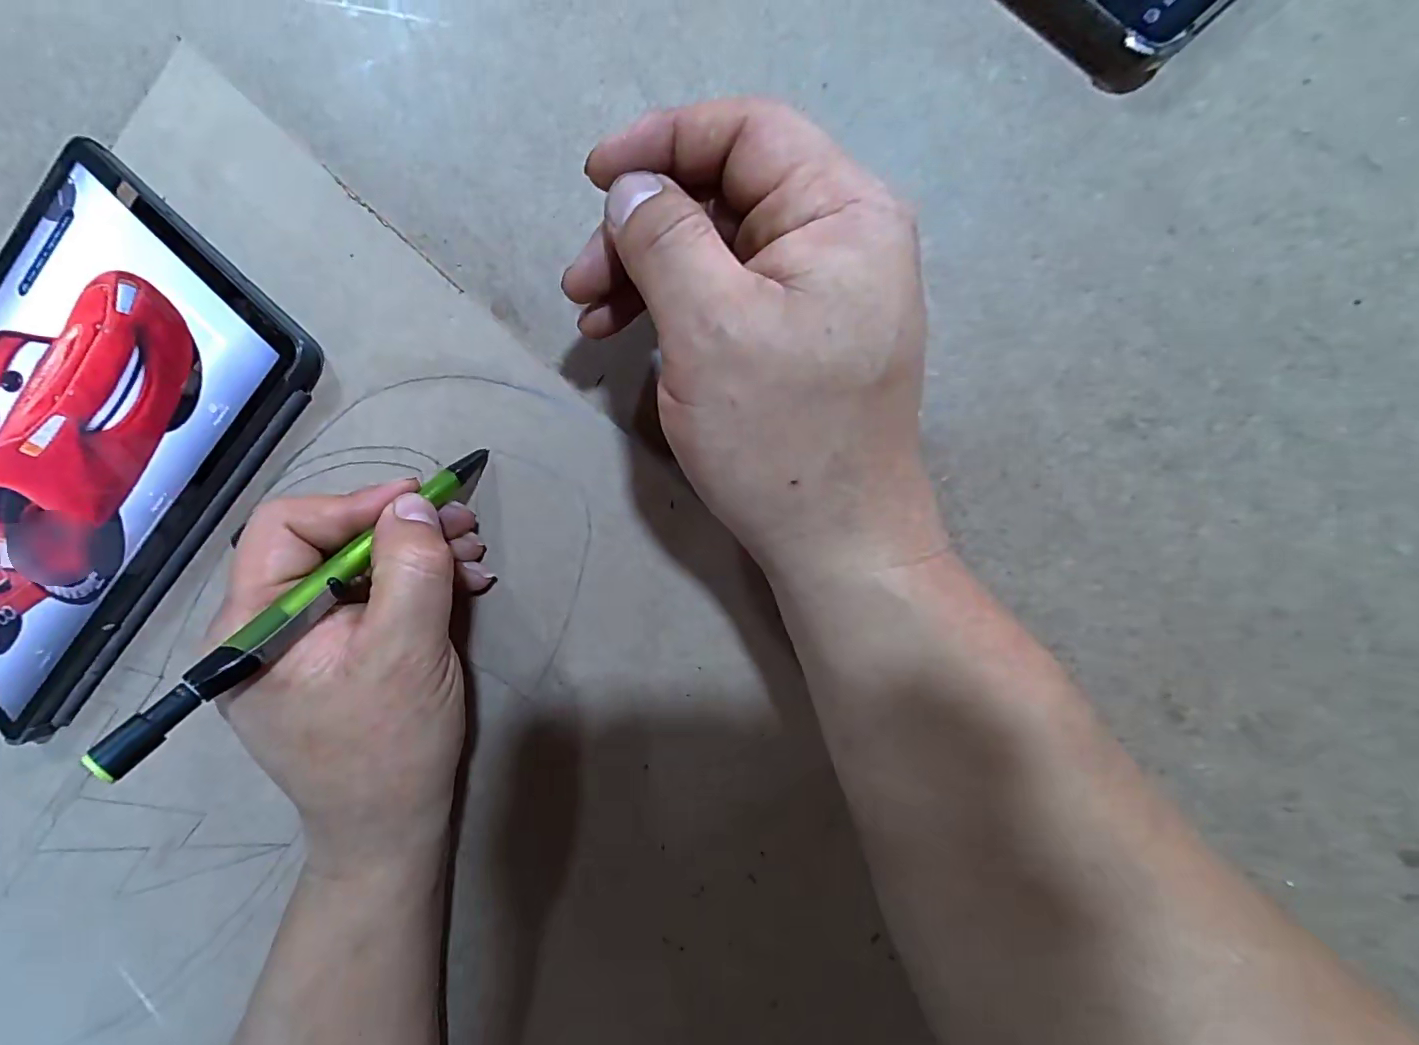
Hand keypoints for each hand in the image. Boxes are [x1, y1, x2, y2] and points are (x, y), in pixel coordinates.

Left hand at [211, 479, 493, 879]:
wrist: (391, 831)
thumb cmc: (391, 750)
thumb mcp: (407, 652)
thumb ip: (411, 569)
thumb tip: (412, 504)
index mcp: (252, 624)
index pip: (286, 526)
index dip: (355, 504)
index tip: (419, 503)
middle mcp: (263, 624)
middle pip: (326, 542)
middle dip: (399, 530)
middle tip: (462, 525)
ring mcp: (298, 639)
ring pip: (355, 566)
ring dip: (417, 553)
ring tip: (472, 553)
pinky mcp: (331, 650)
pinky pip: (368, 596)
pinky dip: (415, 584)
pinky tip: (460, 581)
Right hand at [562, 99, 946, 578]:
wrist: (832, 538)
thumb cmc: (778, 436)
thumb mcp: (709, 328)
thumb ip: (664, 240)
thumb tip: (629, 188)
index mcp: (840, 212)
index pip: (746, 132)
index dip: (662, 140)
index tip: (593, 176)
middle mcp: (836, 237)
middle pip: (721, 193)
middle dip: (640, 228)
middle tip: (578, 281)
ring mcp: (813, 290)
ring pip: (712, 248)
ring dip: (643, 272)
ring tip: (587, 316)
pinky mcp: (790, 334)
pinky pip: (721, 295)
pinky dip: (668, 307)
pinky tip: (623, 333)